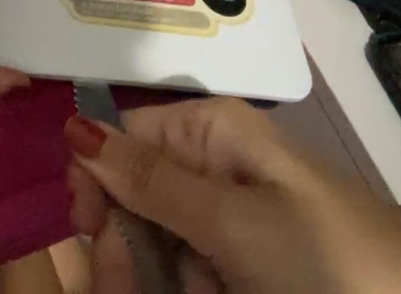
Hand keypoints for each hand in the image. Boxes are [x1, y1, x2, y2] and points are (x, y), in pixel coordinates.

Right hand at [63, 99, 400, 293]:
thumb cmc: (330, 266)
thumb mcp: (233, 223)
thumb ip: (148, 179)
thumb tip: (71, 123)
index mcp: (212, 131)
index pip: (123, 137)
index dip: (97, 181)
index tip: (87, 234)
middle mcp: (215, 163)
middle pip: (134, 192)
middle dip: (123, 245)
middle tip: (120, 290)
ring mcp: (231, 218)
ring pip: (156, 239)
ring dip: (149, 275)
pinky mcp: (245, 262)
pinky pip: (190, 267)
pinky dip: (183, 286)